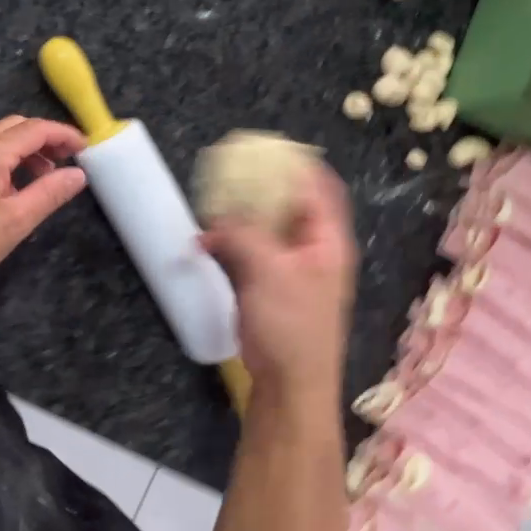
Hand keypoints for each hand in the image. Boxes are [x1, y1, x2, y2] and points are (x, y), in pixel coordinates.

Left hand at [0, 116, 89, 291]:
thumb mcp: (16, 221)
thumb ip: (49, 193)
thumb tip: (78, 174)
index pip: (36, 129)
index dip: (64, 135)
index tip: (86, 149)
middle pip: (16, 126)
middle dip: (45, 139)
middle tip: (67, 161)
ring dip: (24, 150)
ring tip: (43, 178)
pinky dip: (4, 158)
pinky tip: (10, 188)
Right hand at [199, 163, 357, 399]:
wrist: (288, 382)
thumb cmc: (291, 325)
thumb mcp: (269, 271)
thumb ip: (244, 234)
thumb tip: (218, 215)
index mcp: (326, 242)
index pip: (319, 190)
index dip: (297, 166)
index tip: (266, 148)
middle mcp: (310, 250)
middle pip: (287, 206)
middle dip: (258, 187)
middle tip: (228, 170)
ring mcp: (287, 268)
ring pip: (262, 228)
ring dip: (237, 216)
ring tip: (209, 201)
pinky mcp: (265, 285)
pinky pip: (246, 251)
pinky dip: (226, 242)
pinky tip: (203, 241)